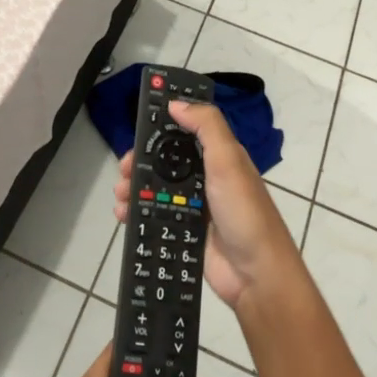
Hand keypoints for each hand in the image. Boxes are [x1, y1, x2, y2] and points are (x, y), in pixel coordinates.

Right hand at [114, 99, 300, 310]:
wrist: (256, 273)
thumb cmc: (243, 210)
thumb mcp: (228, 159)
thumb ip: (206, 126)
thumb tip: (175, 103)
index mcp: (219, 156)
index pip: (184, 132)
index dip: (160, 128)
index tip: (137, 131)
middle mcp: (205, 177)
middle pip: (164, 161)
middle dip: (141, 162)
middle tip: (123, 170)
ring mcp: (193, 206)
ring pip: (155, 189)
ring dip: (134, 188)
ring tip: (120, 195)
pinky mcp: (184, 232)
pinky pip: (154, 216)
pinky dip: (137, 213)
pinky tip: (124, 215)